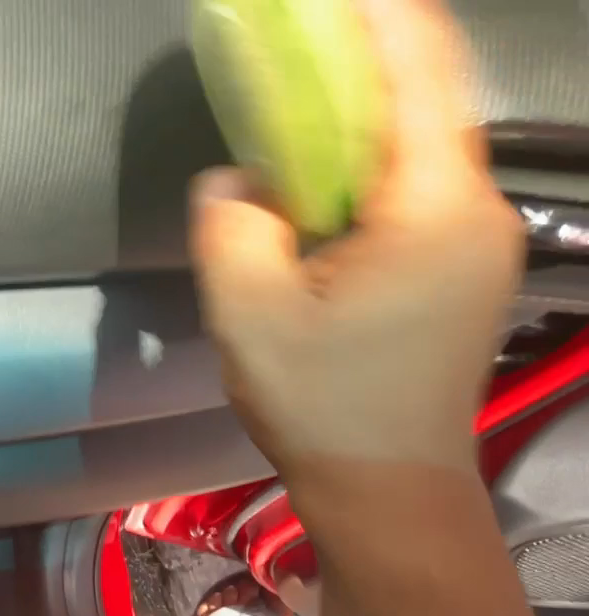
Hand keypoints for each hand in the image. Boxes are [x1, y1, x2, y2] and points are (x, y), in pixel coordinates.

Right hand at [190, 0, 523, 486]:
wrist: (385, 477)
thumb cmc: (317, 397)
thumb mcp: (250, 314)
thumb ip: (233, 232)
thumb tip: (233, 181)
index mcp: (431, 210)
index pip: (419, 85)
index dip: (385, 25)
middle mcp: (474, 211)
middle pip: (419, 117)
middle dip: (358, 81)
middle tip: (294, 65)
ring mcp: (475, 242)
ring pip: (411, 163)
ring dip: (351, 141)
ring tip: (290, 138)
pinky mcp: (458, 272)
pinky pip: (409, 202)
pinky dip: (359, 185)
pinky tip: (313, 209)